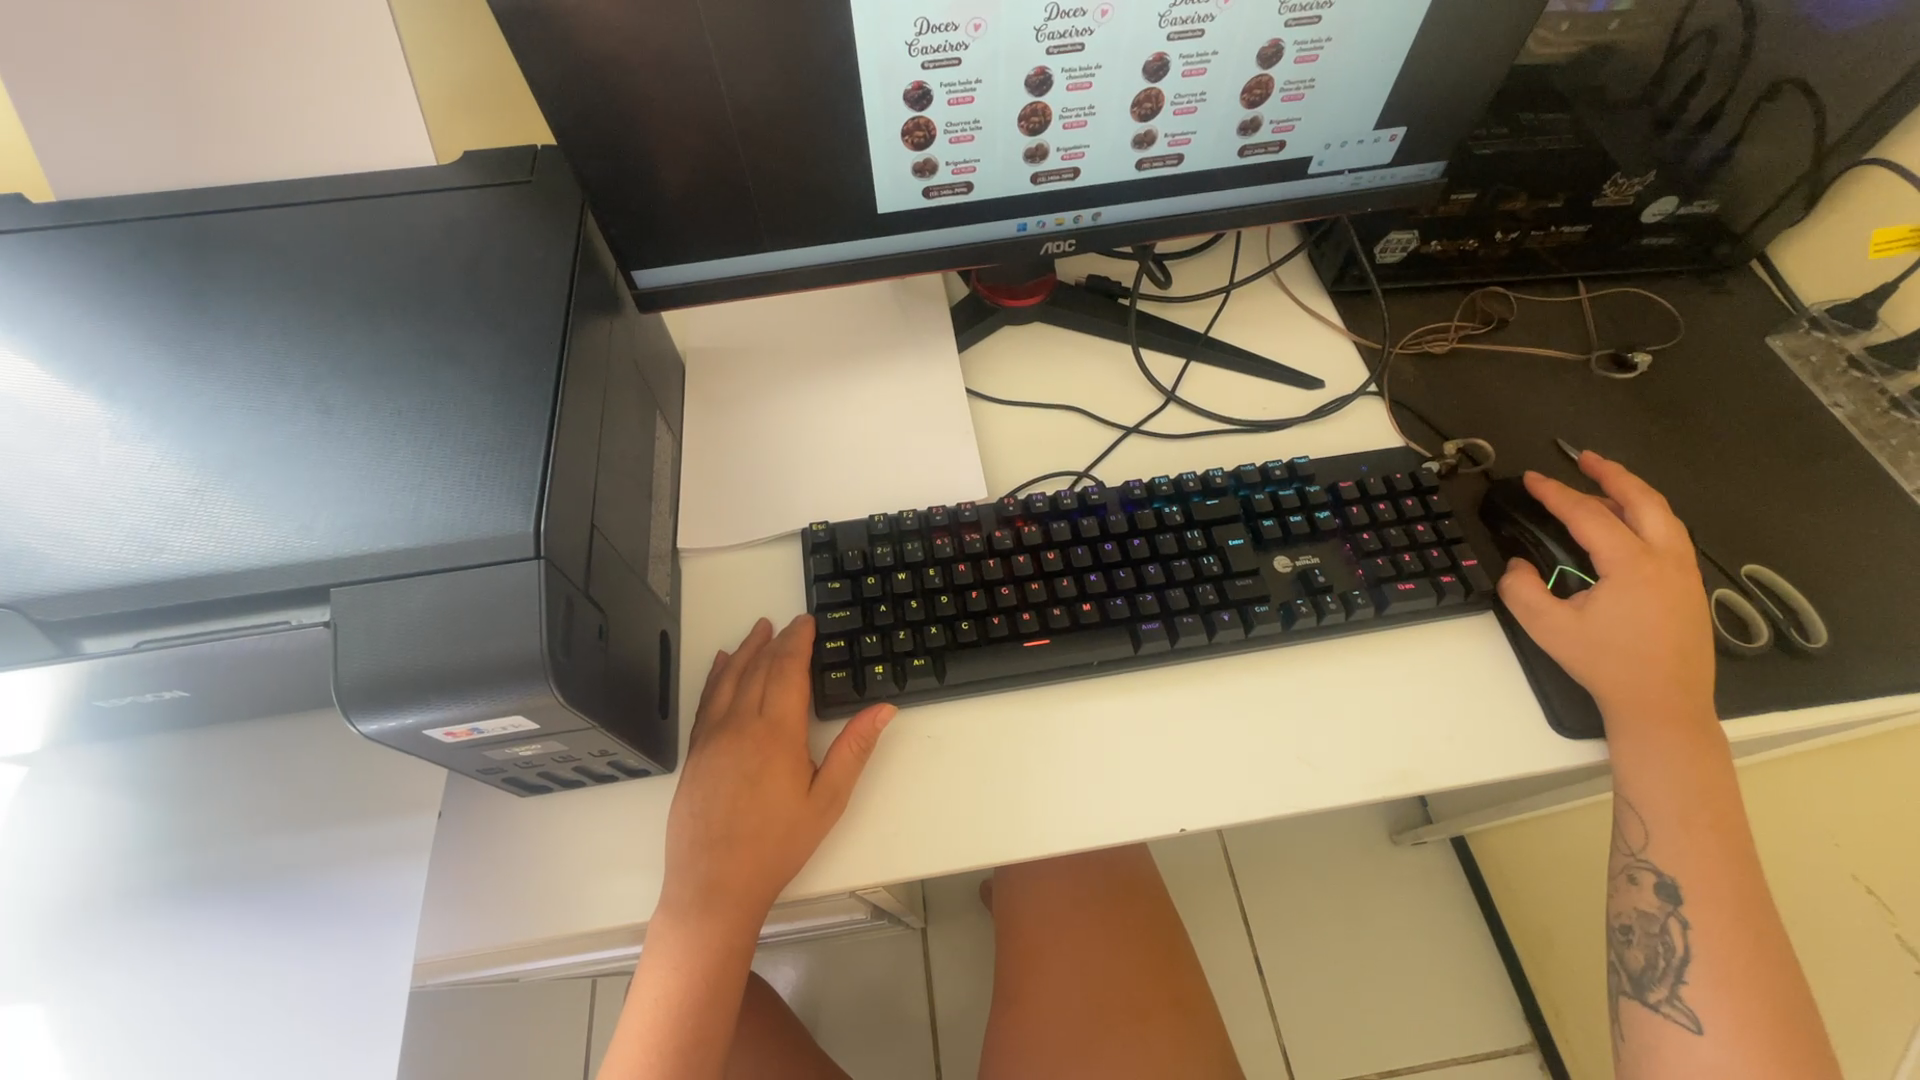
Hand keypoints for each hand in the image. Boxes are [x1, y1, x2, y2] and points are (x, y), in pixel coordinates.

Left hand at [660, 615, 897, 929]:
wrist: (714, 885)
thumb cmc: (778, 845)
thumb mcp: (827, 800)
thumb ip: (855, 749)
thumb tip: (883, 709)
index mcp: (776, 733)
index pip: (787, 669)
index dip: (798, 641)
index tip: (807, 622)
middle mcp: (739, 725)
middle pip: (758, 668)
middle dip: (776, 640)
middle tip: (791, 622)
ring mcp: (712, 737)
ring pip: (729, 679)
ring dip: (746, 650)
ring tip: (759, 629)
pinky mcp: (696, 753)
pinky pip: (706, 701)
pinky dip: (717, 675)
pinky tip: (722, 664)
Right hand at [1496, 452, 1715, 724]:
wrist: (1663, 703)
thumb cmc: (1606, 664)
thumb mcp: (1547, 628)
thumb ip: (1521, 589)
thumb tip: (1520, 564)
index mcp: (1631, 564)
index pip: (1589, 514)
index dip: (1555, 493)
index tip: (1530, 479)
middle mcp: (1665, 559)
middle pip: (1643, 500)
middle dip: (1612, 474)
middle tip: (1584, 458)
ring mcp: (1684, 573)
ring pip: (1664, 516)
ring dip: (1634, 492)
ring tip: (1606, 484)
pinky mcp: (1690, 588)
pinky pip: (1671, 535)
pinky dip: (1648, 515)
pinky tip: (1629, 524)